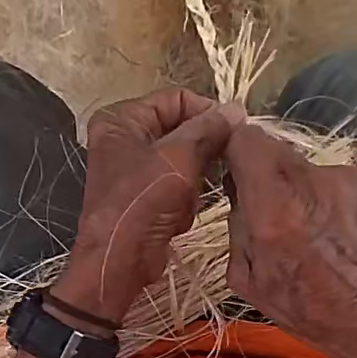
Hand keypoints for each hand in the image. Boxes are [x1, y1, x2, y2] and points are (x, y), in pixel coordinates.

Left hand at [48, 89, 243, 324]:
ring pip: (184, 162)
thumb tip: (236, 109)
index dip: (207, 111)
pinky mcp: (145, 198)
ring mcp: (133, 171)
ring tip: (187, 196)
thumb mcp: (180, 155)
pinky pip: (178, 187)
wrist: (120, 258)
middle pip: (181, 130)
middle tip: (222, 163)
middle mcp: (124, 139)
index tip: (235, 129)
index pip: (176, 99)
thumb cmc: (143, 200)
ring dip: (194, 181)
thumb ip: (209, 128)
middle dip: (202, 151)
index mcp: (121, 119)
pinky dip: (185, 200)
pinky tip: (180, 214)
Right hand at [223, 122, 356, 357]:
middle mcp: (310, 184)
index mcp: (271, 210)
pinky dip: (335, 197)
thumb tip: (237, 187)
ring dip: (304, 189)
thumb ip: (236, 223)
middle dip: (268, 172)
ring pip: (308, 168)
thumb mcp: (244, 275)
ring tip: (315, 227)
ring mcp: (346, 178)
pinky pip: (338, 179)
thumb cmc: (301, 305)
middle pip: (275, 149)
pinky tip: (341, 228)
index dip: (238, 150)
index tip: (238, 165)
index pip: (246, 141)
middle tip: (275, 204)